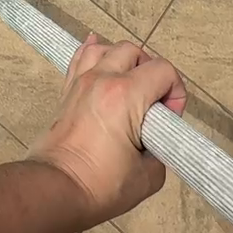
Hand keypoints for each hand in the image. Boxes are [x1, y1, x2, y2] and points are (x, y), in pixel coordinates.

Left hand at [25, 35, 186, 227]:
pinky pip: (80, 56)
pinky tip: (101, 52)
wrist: (58, 185)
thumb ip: (160, 147)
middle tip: (154, 104)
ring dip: (124, 60)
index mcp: (125, 95)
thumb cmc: (103, 184)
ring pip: (105, 47)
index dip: (175, 91)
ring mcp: (81, 80)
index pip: (162, 69)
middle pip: (134, 51)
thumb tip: (154, 135)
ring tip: (132, 85)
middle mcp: (102, 78)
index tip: (169, 117)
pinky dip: (94, 51)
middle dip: (152, 72)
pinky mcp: (68, 88)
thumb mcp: (150, 175)